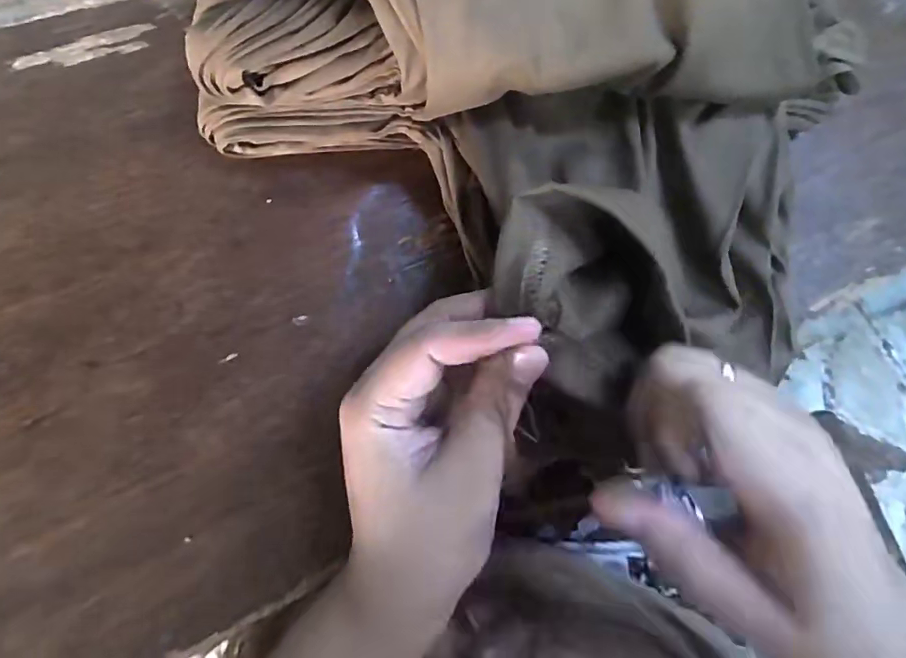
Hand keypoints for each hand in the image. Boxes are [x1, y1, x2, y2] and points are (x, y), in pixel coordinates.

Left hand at [273, 291, 546, 657]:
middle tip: (529, 312)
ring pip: (433, 341)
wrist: (402, 591)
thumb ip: (498, 399)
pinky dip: (474, 356)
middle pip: (426, 331)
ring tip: (523, 325)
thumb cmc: (434, 538)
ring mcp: (388, 394)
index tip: (532, 325)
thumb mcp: (474, 467)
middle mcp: (373, 386)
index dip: (483, 331)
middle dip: (478, 318)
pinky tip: (505, 351)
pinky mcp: (407, 407)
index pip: (428, 344)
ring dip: (477, 332)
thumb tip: (532, 346)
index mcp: (373, 401)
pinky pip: (441, 366)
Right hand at [591, 345, 905, 657]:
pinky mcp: (795, 414)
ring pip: (702, 363)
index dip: (658, 415)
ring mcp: (796, 413)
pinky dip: (693, 403)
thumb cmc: (822, 634)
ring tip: (682, 468)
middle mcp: (792, 425)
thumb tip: (600, 494)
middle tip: (661, 470)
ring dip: (671, 403)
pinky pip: (723, 378)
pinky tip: (707, 460)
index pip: (700, 385)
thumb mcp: (748, 614)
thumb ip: (678, 550)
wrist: (895, 637)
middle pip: (690, 362)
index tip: (663, 475)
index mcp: (787, 476)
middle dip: (654, 405)